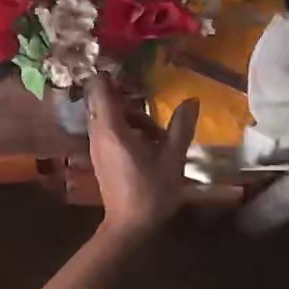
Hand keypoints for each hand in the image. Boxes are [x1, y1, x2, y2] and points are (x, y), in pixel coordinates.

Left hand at [87, 79, 198, 237]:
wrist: (128, 225)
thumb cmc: (151, 191)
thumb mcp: (172, 158)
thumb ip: (180, 127)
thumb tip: (192, 99)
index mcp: (112, 130)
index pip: (100, 91)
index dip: (107, 74)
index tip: (124, 63)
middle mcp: (98, 134)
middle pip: (101, 101)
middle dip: (121, 92)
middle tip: (146, 89)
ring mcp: (96, 146)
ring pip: (106, 117)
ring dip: (128, 113)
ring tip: (156, 126)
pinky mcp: (99, 156)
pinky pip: (107, 130)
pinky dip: (124, 126)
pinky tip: (148, 140)